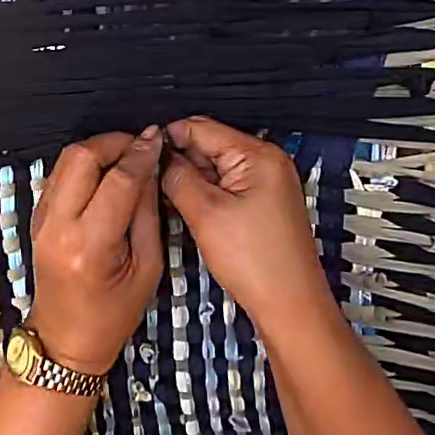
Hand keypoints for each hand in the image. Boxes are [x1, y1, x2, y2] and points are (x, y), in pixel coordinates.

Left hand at [24, 128, 165, 376]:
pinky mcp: (37, 216)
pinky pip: (60, 173)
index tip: (157, 139)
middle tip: (140, 146)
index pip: (118, 181)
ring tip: (126, 156)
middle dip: (115, 142)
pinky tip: (105, 173)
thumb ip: (148, 212)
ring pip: (66, 159)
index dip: (141, 153)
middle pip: (82, 157)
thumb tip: (150, 167)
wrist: (65, 340)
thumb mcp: (148, 267)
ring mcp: (42, 220)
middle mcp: (58, 228)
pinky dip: (84, 164)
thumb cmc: (112, 314)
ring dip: (98, 149)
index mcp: (90, 247)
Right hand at [161, 117, 332, 326]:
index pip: (202, 127)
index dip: (169, 138)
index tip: (144, 154)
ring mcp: (266, 181)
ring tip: (170, 197)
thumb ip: (177, 177)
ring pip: (214, 166)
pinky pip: (226, 184)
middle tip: (153, 181)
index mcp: (258, 155)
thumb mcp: (206, 214)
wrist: (290, 307)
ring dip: (191, 178)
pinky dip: (206, 193)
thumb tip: (158, 155)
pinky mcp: (262, 200)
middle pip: (208, 144)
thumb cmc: (258, 264)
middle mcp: (267, 161)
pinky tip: (190, 208)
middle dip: (180, 160)